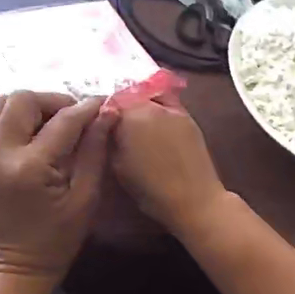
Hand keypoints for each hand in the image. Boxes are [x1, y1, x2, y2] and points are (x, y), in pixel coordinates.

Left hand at [0, 92, 115, 279]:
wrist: (23, 264)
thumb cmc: (61, 237)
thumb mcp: (86, 197)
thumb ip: (95, 151)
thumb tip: (108, 113)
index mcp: (30, 167)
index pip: (62, 121)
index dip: (88, 108)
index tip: (107, 104)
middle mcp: (2, 153)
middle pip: (22, 99)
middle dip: (54, 101)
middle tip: (77, 118)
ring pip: (6, 104)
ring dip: (36, 106)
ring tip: (59, 124)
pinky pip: (1, 120)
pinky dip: (24, 117)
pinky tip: (45, 135)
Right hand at [109, 93, 228, 234]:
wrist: (193, 199)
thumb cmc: (150, 189)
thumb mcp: (118, 166)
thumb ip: (110, 139)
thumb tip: (107, 126)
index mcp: (130, 117)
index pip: (109, 101)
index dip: (103, 111)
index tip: (101, 123)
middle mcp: (151, 106)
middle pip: (130, 94)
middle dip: (122, 105)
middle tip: (118, 123)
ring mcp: (173, 109)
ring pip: (149, 96)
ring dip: (140, 105)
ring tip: (137, 123)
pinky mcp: (189, 118)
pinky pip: (167, 104)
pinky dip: (158, 109)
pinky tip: (156, 123)